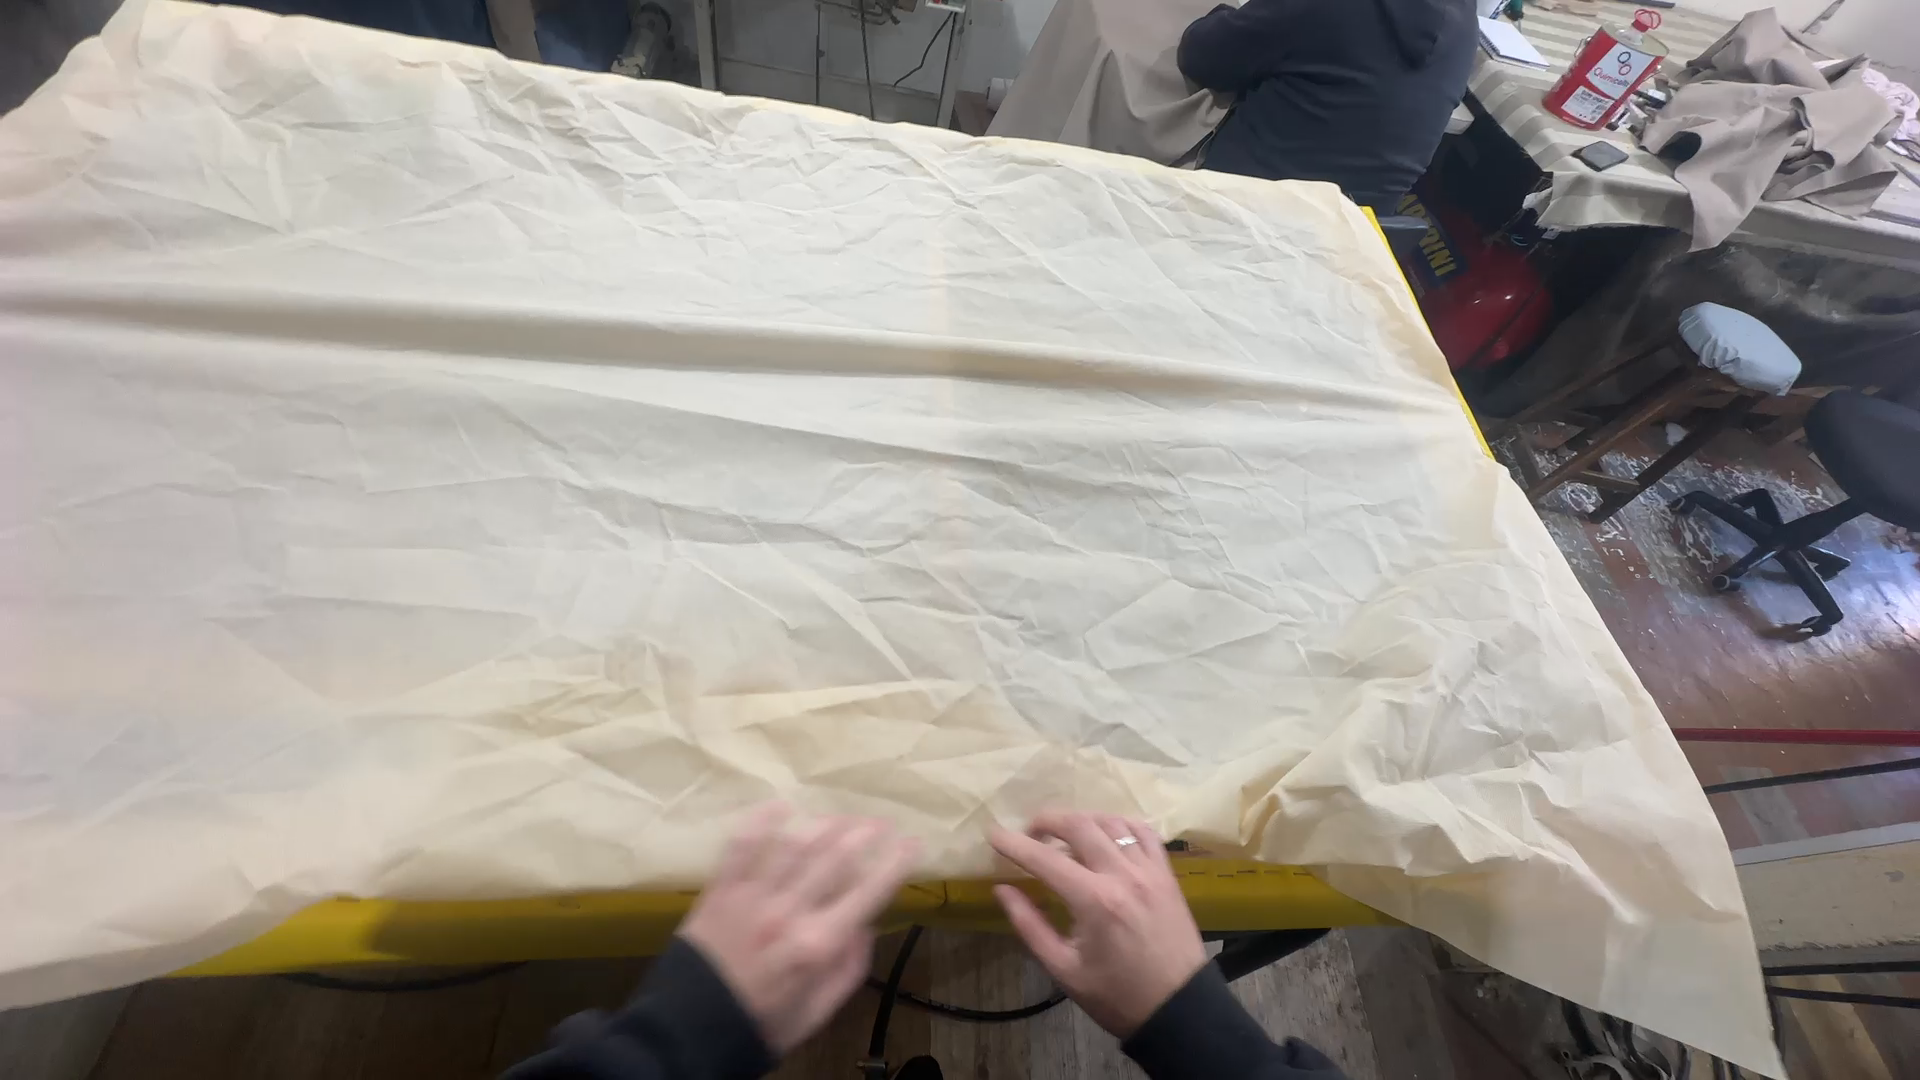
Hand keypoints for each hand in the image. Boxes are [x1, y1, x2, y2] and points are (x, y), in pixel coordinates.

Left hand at [679, 804, 920, 1054]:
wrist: (686, 1036)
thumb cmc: (759, 1025)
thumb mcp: (816, 1013)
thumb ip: (848, 969)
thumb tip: (867, 925)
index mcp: (818, 944)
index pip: (868, 892)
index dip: (896, 863)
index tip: (914, 842)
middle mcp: (790, 912)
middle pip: (835, 857)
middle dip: (865, 832)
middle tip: (882, 821)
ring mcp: (753, 897)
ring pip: (795, 844)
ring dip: (825, 822)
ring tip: (843, 814)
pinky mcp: (722, 890)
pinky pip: (742, 845)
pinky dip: (762, 821)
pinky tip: (782, 805)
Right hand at [989, 812, 1206, 1038]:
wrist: (1179, 1011)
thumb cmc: (1116, 995)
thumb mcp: (1064, 970)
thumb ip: (1029, 925)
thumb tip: (1002, 889)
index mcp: (1094, 901)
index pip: (1045, 859)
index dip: (1014, 844)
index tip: (993, 833)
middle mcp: (1122, 875)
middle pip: (1078, 824)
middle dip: (1047, 821)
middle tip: (1030, 833)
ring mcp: (1148, 870)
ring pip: (1110, 821)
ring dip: (1081, 820)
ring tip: (1065, 835)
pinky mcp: (1166, 873)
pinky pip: (1142, 831)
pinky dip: (1119, 824)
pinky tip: (1106, 835)